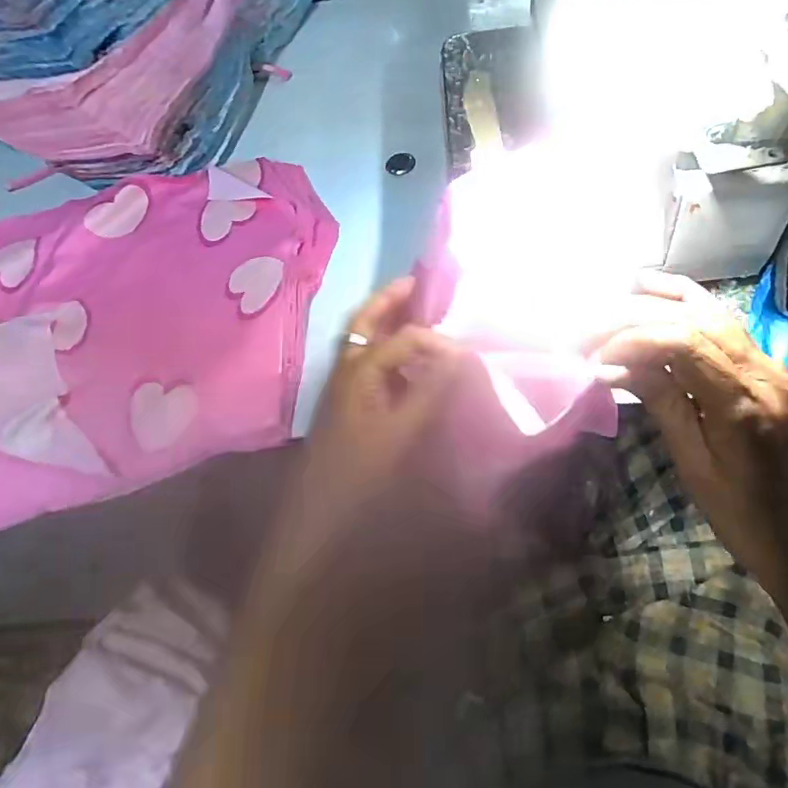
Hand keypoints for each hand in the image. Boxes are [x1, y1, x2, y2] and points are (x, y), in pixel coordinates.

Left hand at [300, 276, 462, 516]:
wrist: (322, 505)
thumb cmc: (364, 467)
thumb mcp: (404, 429)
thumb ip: (433, 390)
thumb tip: (461, 357)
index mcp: (361, 369)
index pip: (404, 338)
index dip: (436, 341)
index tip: (465, 356)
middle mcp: (347, 367)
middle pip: (366, 321)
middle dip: (390, 299)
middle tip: (416, 282)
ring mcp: (343, 382)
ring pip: (363, 338)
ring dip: (385, 320)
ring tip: (413, 309)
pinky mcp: (346, 398)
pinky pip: (366, 359)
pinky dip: (384, 347)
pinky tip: (406, 359)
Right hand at [592, 270, 787, 580]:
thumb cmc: (737, 511)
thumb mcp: (691, 461)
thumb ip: (660, 401)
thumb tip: (610, 366)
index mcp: (743, 405)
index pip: (683, 344)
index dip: (634, 339)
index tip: (597, 356)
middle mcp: (764, 374)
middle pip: (697, 320)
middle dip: (640, 317)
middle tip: (595, 328)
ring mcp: (772, 367)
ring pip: (716, 313)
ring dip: (667, 299)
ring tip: (626, 287)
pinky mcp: (769, 368)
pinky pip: (728, 325)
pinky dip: (693, 306)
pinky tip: (666, 294)